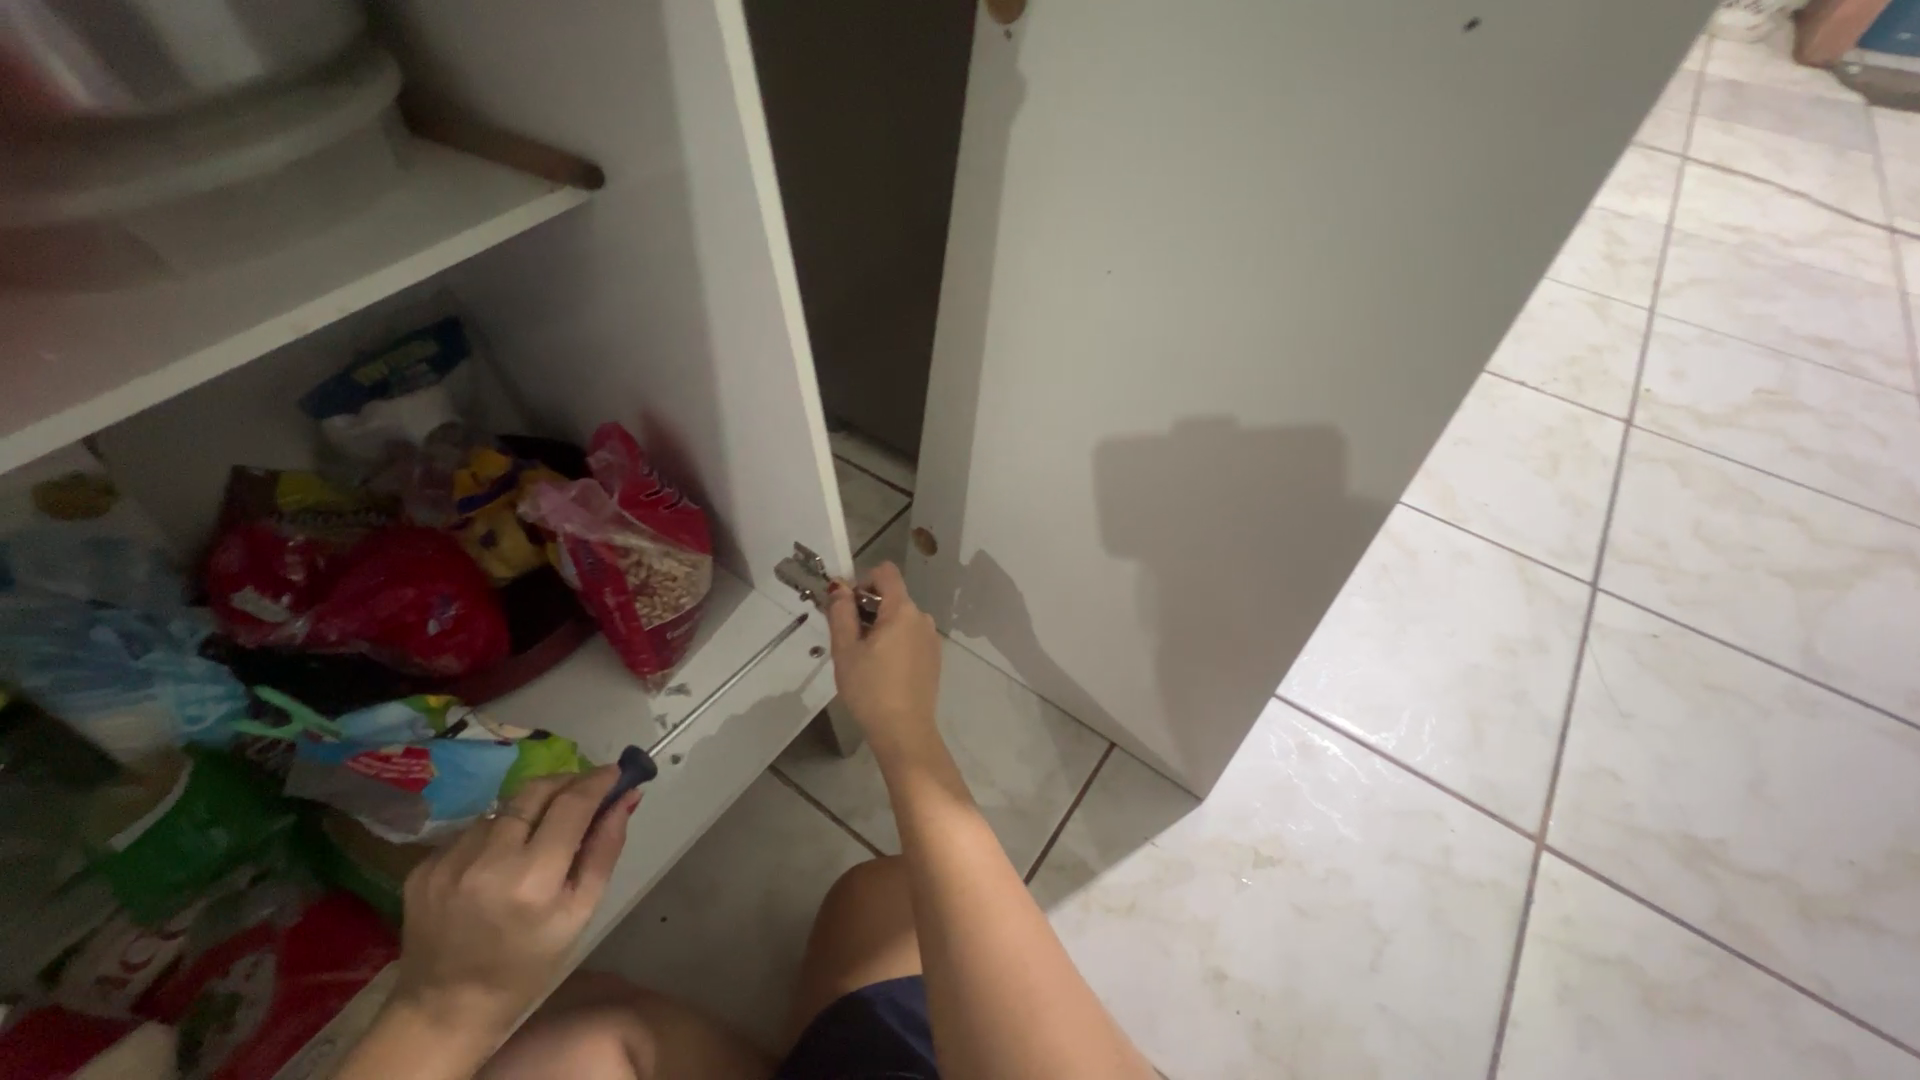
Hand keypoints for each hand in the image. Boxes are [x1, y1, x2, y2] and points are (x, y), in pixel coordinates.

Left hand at [391, 766, 638, 1042]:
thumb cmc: (528, 964)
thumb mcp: (580, 912)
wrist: (446, 1006)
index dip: (597, 781)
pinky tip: (500, 862)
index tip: (615, 771)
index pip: (571, 805)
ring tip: (540, 837)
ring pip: (503, 810)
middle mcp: (487, 860)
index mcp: (532, 878)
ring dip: (530, 811)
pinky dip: (496, 834)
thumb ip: (605, 850)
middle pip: (535, 792)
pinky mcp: (424, 866)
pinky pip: (473, 830)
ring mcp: (448, 861)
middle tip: (586, 788)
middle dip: (566, 782)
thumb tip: (625, 798)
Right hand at [827, 562, 942, 761]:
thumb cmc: (870, 689)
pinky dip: (895, 642)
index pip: (885, 573)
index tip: (847, 607)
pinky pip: (911, 636)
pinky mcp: (934, 658)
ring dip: (881, 627)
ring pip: (901, 618)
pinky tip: (883, 671)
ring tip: (864, 659)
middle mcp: (922, 618)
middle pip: (893, 596)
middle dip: (868, 609)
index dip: (863, 581)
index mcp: (903, 610)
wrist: (904, 731)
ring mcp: (932, 639)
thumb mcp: (845, 649)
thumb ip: (841, 612)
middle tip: (848, 640)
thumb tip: (839, 586)